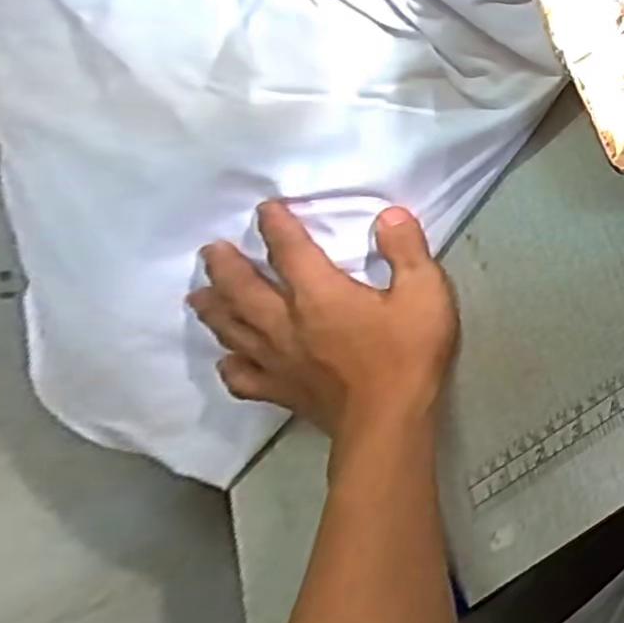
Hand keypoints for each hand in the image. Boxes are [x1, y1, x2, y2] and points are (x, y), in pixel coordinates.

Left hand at [190, 201, 459, 438]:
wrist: (390, 414)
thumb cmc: (411, 347)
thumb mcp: (425, 290)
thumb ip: (406, 250)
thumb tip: (389, 215)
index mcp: (321, 296)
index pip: (292, 253)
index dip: (278, 228)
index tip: (265, 208)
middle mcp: (286, 323)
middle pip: (245, 290)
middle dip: (228, 266)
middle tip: (211, 249)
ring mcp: (277, 360)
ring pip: (232, 328)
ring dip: (213, 307)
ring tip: (198, 294)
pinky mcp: (280, 389)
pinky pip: (241, 374)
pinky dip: (229, 362)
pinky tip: (228, 358)